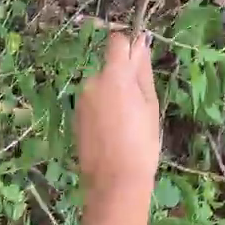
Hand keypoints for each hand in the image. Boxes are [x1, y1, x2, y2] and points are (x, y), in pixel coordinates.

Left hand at [73, 33, 160, 204]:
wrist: (114, 183)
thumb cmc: (141, 144)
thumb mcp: (150, 105)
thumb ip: (142, 71)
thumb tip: (141, 42)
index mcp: (113, 75)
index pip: (116, 41)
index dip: (128, 45)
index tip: (139, 61)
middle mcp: (92, 81)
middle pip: (109, 65)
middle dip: (122, 76)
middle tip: (138, 104)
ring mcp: (81, 98)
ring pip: (101, 85)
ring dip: (112, 94)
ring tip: (125, 123)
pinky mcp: (75, 114)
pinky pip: (92, 101)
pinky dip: (102, 108)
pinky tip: (112, 131)